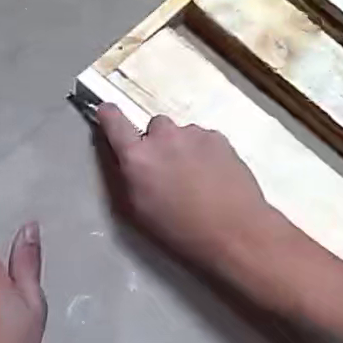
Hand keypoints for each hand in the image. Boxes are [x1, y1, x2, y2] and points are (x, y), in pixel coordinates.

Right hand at [95, 104, 288, 274]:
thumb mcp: (138, 210)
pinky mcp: (219, 137)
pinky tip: (215, 176)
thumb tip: (124, 157)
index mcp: (138, 157)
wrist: (235, 231)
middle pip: (155, 127)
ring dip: (183, 148)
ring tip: (197, 179)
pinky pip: (204, 139)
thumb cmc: (181, 231)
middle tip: (168, 170)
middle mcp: (164, 137)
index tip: (107, 112)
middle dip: (157, 143)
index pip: (114, 122)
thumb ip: (127, 176)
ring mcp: (195, 134)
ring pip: (182, 134)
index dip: (108, 115)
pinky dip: (205, 152)